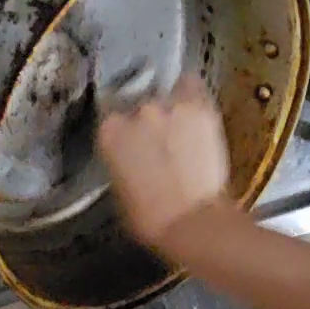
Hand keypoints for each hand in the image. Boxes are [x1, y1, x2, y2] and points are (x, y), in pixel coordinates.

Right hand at [96, 75, 232, 253]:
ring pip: (166, 93)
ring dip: (169, 107)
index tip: (130, 142)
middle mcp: (137, 111)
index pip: (109, 117)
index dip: (121, 131)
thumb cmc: (149, 218)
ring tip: (178, 127)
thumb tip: (129, 154)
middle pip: (138, 103)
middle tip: (156, 141)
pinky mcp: (200, 106)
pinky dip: (190, 93)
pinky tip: (192, 109)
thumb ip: (120, 160)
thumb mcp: (119, 189)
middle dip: (145, 119)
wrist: (192, 222)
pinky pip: (192, 86)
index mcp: (109, 132)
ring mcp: (170, 105)